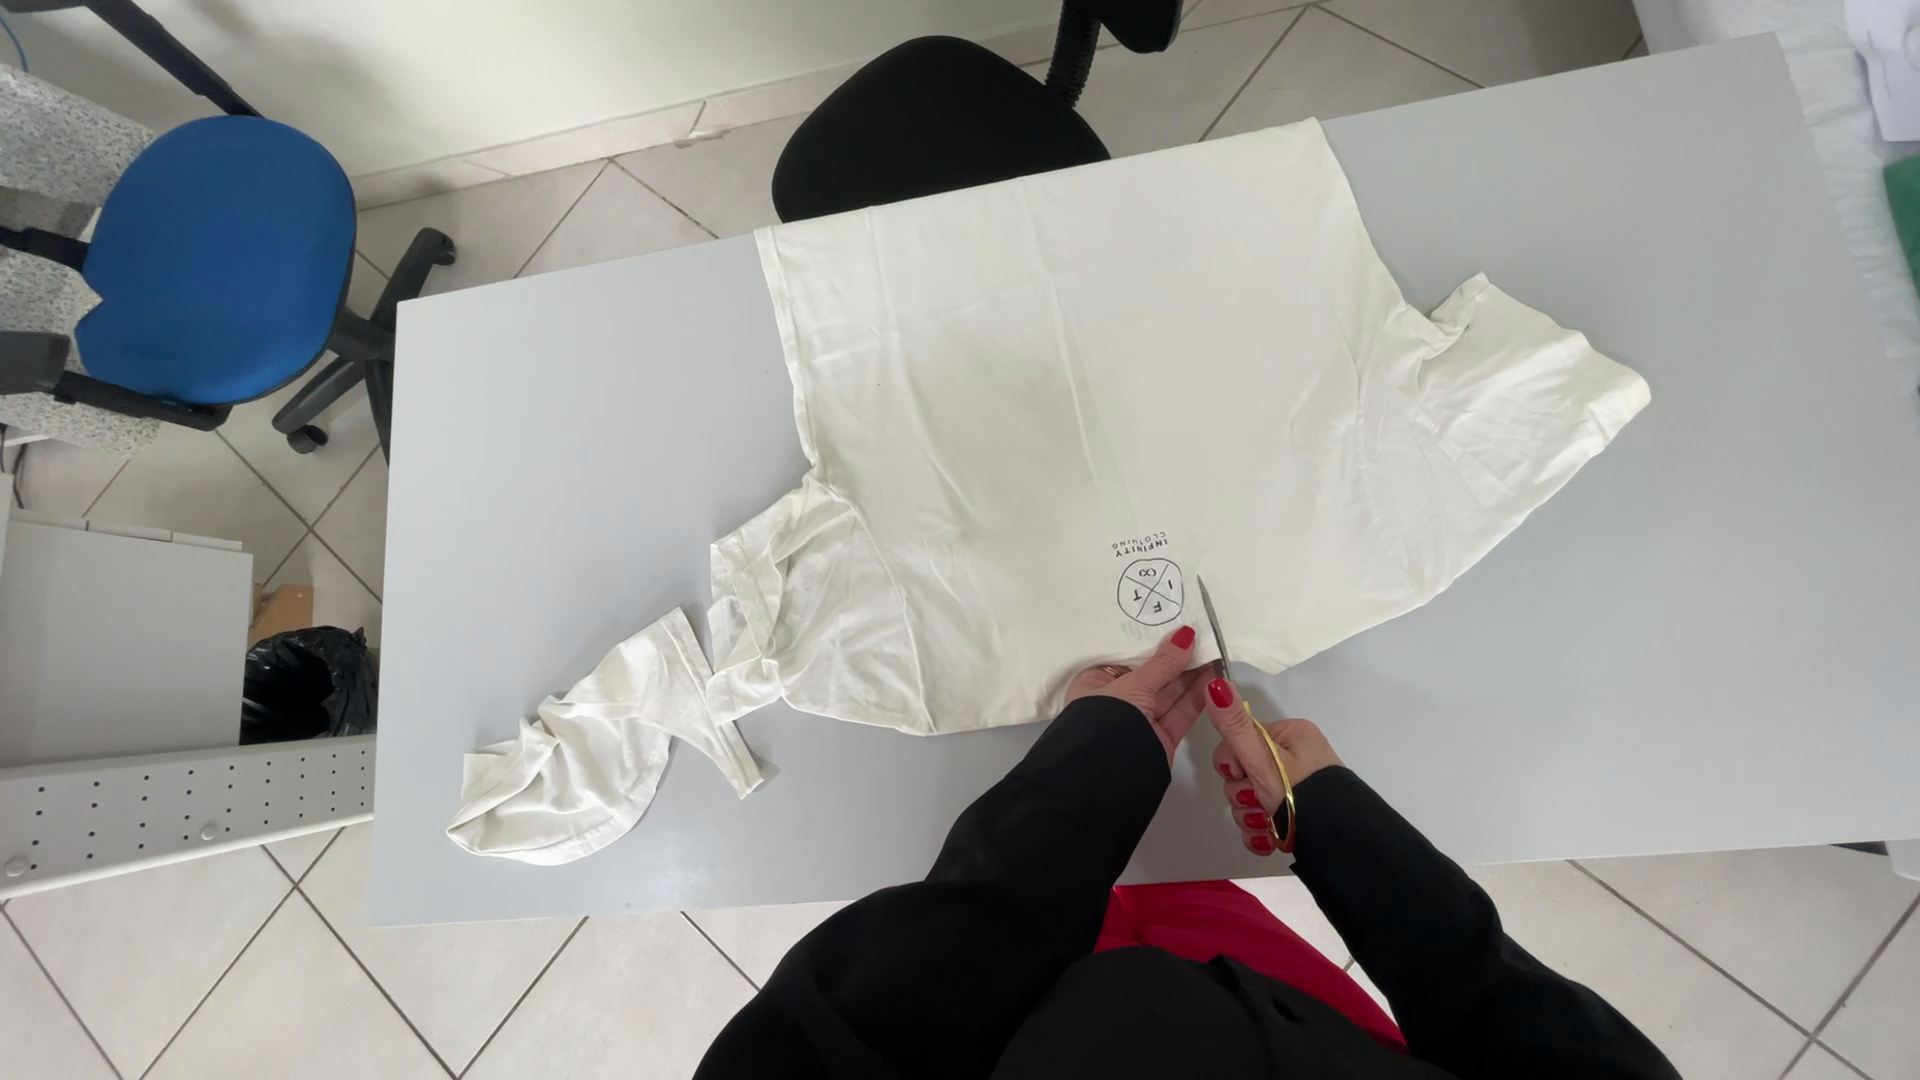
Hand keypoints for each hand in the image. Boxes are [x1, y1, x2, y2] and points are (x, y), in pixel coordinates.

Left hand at [1064, 626, 1209, 764]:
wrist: (1110, 777)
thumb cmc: (1108, 721)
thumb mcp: (1134, 685)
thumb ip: (1163, 662)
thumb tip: (1185, 634)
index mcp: (1095, 683)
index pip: (1125, 657)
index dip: (1149, 643)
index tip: (1172, 626)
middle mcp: (1115, 702)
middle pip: (1150, 675)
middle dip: (1175, 658)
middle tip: (1201, 637)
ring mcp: (1138, 722)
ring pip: (1167, 694)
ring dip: (1190, 675)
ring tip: (1213, 652)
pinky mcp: (1159, 739)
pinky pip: (1179, 713)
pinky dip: (1196, 697)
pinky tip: (1214, 678)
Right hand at [1206, 677, 1341, 855]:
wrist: (1340, 846)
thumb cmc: (1301, 795)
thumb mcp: (1262, 759)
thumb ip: (1235, 725)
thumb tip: (1214, 682)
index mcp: (1289, 736)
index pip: (1238, 741)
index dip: (1231, 763)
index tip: (1239, 775)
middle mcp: (1294, 758)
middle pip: (1241, 774)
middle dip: (1243, 795)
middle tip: (1257, 803)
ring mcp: (1295, 790)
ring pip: (1249, 800)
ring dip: (1251, 817)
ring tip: (1268, 825)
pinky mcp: (1296, 817)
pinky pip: (1262, 822)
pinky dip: (1261, 833)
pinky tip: (1269, 838)